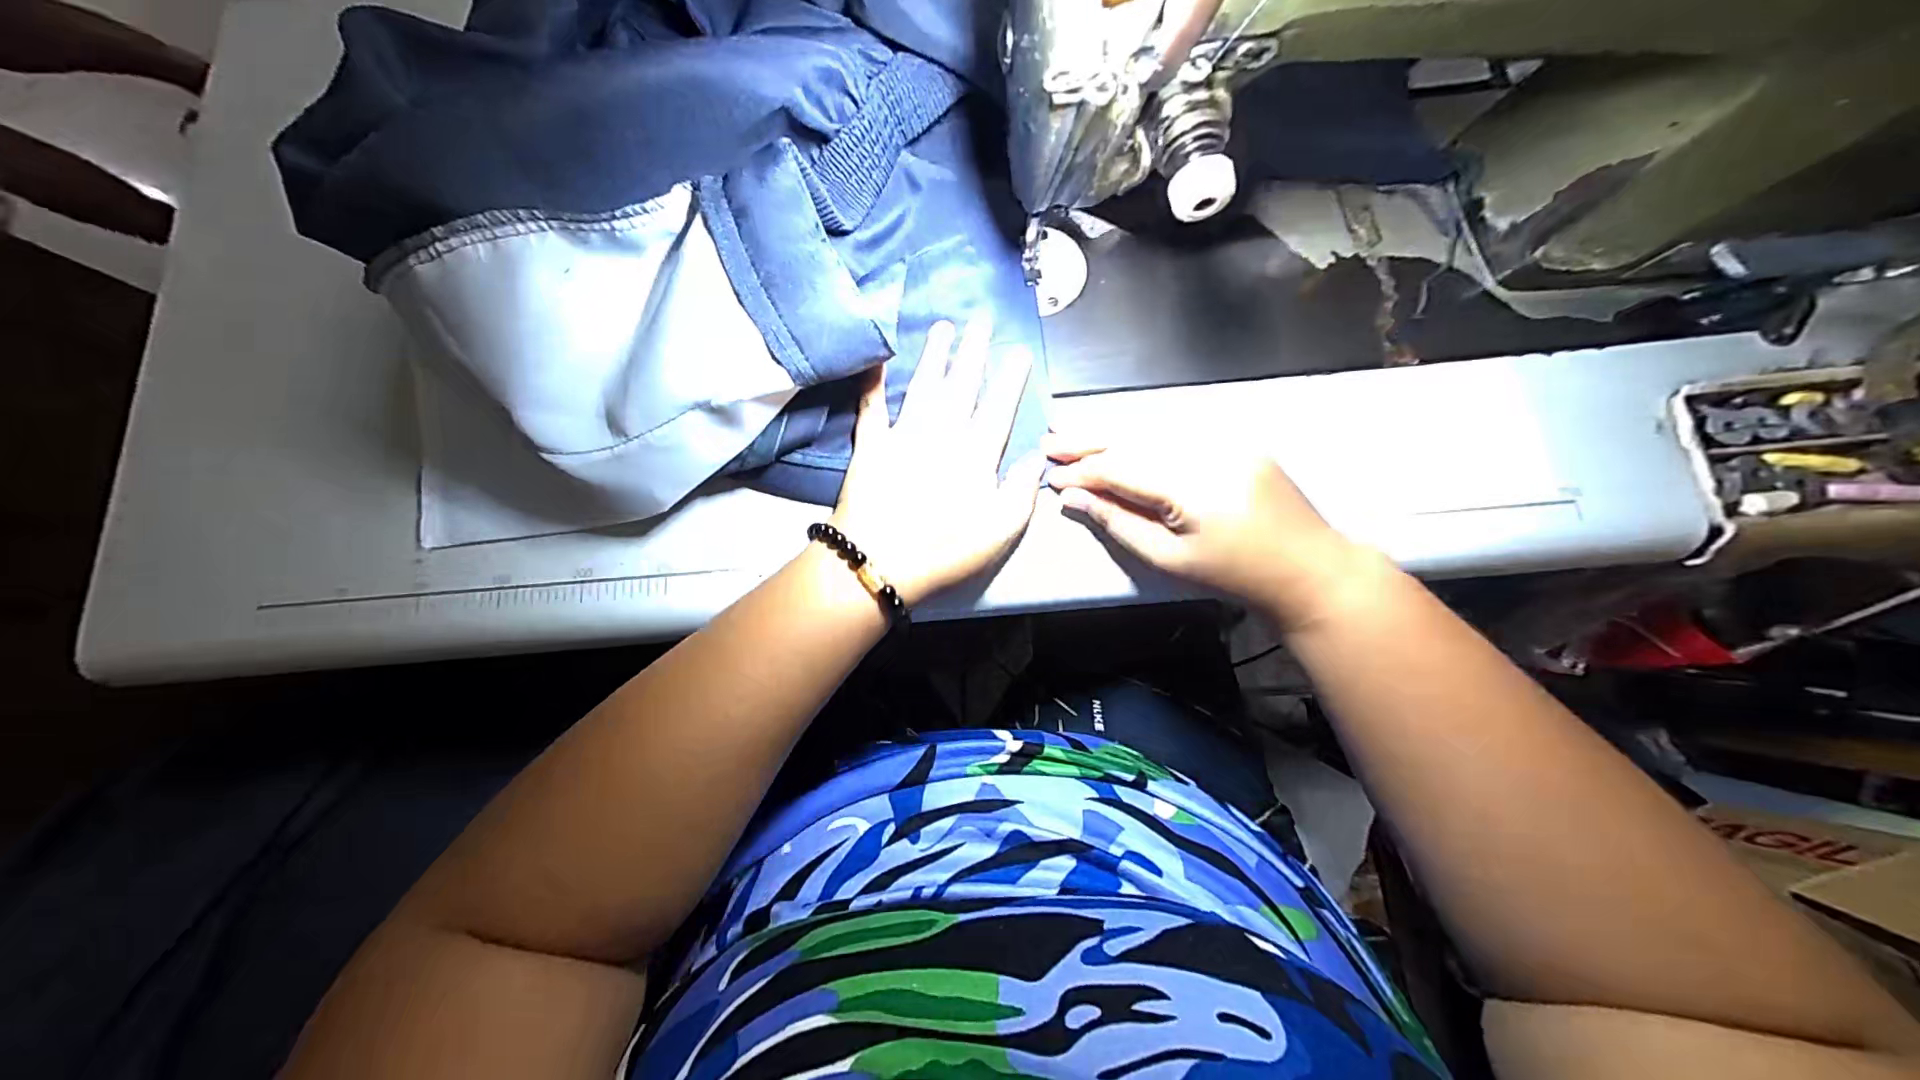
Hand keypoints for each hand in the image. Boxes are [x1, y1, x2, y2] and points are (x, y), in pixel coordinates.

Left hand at [828, 320, 1045, 604]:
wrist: (878, 560)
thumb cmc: (944, 550)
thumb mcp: (1000, 530)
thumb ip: (1021, 490)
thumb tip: (1036, 459)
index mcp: (976, 454)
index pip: (999, 406)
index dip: (1010, 377)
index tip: (1018, 351)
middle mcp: (942, 434)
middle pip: (962, 384)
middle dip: (974, 350)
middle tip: (981, 319)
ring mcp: (904, 435)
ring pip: (923, 385)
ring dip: (934, 355)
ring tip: (943, 328)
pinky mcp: (870, 444)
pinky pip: (872, 405)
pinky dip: (873, 382)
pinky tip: (877, 361)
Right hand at [1044, 437, 1394, 631]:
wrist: (1309, 570)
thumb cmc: (1234, 575)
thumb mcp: (1169, 559)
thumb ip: (1118, 523)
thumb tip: (1074, 499)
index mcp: (1192, 485)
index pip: (1121, 468)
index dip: (1083, 472)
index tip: (1052, 477)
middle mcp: (1209, 452)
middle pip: (1135, 440)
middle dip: (1090, 442)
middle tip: (1051, 442)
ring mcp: (1228, 443)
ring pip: (1156, 433)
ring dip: (1114, 436)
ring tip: (1075, 436)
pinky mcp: (1239, 444)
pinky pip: (1181, 437)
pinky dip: (1146, 439)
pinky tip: (1123, 441)